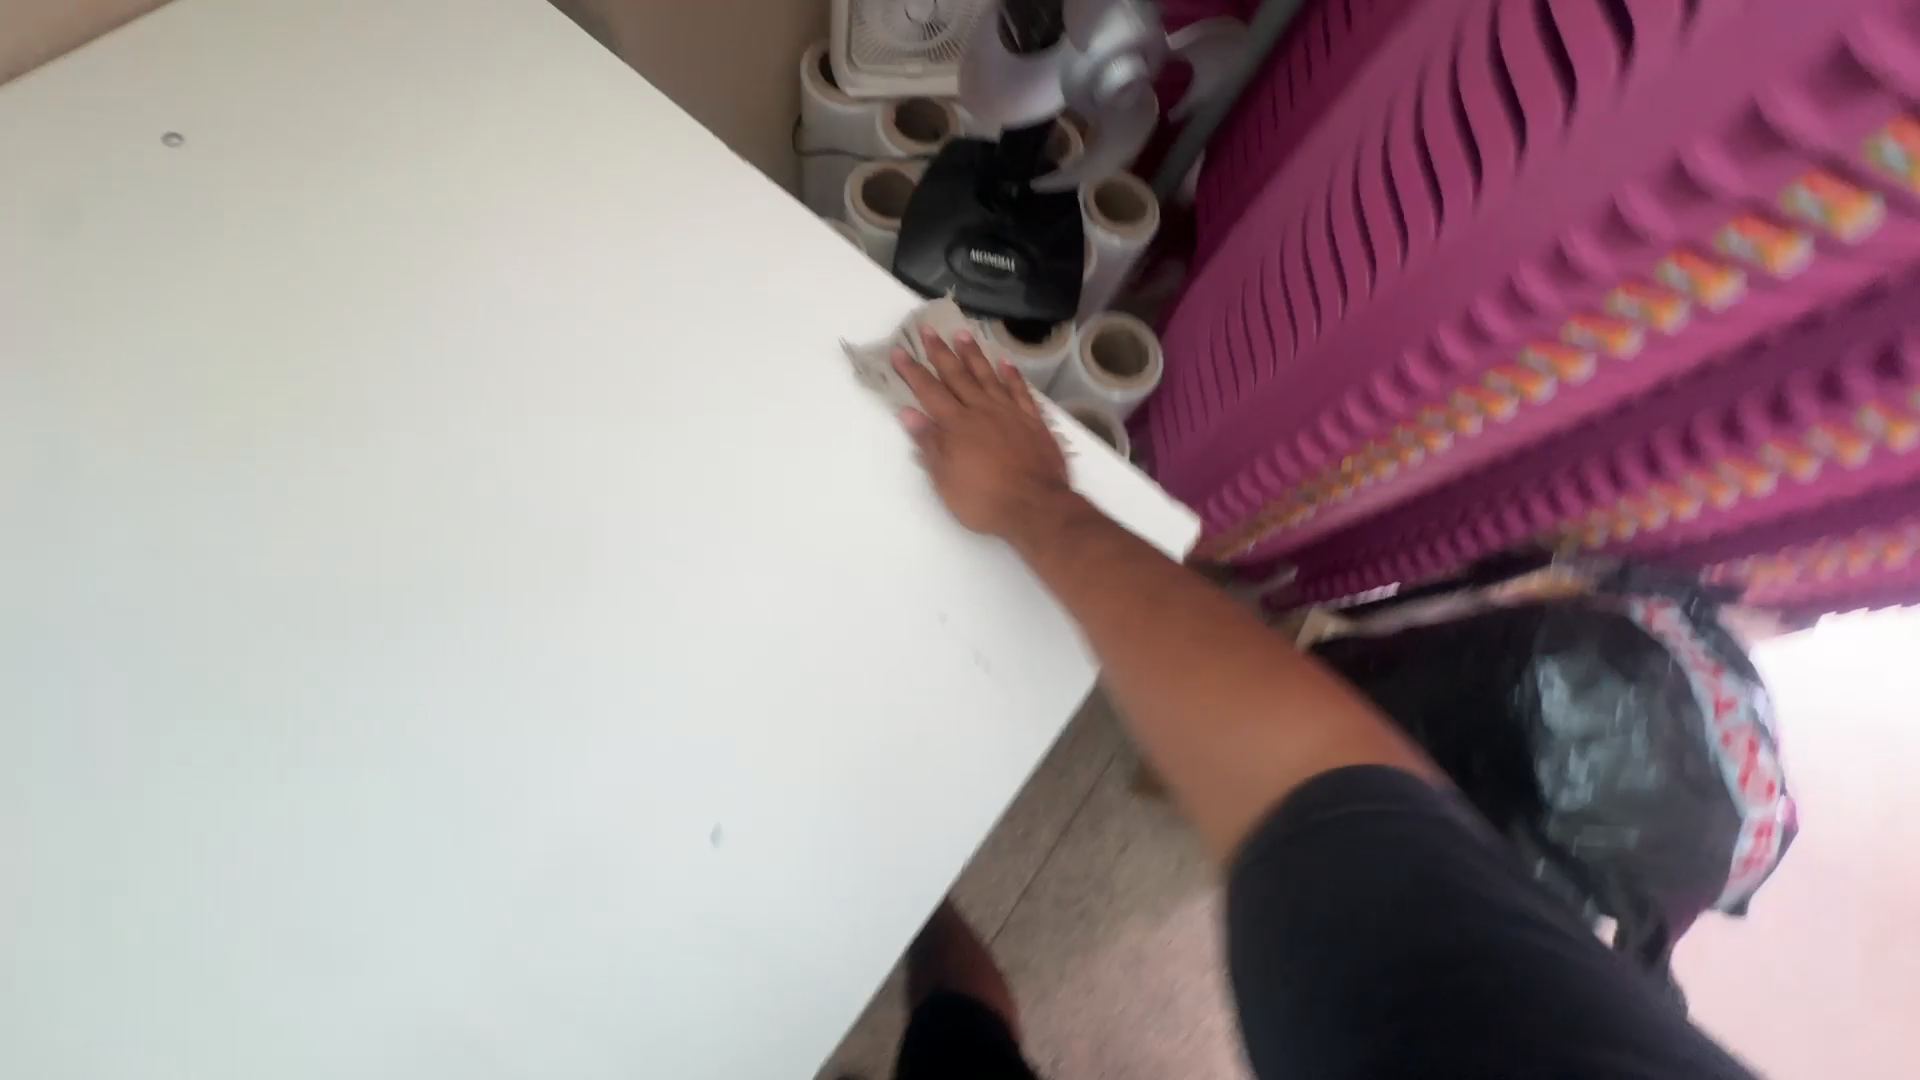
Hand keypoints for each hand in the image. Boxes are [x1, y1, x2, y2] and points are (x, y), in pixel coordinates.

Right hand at [892, 326, 1074, 539]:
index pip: (929, 392)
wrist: (1036, 506)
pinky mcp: (1033, 421)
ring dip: (974, 355)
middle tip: (929, 329)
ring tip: (962, 334)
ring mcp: (1010, 413)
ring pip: (988, 376)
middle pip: (957, 376)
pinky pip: (1020, 391)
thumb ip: (930, 444)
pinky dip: (1012, 375)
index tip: (899, 352)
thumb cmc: (985, 501)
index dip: (912, 372)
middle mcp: (981, 411)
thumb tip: (909, 414)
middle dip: (940, 353)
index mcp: (957, 426)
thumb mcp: (946, 480)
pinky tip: (1005, 362)